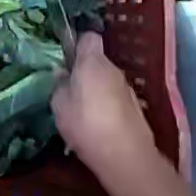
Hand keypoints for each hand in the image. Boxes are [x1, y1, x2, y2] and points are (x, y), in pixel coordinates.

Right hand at [52, 32, 161, 185]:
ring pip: (106, 80)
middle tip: (69, 90)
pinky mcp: (135, 106)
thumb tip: (61, 74)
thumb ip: (59, 85)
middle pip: (97, 61)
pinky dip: (107, 105)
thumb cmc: (87, 125)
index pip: (88, 37)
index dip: (77, 44)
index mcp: (92, 62)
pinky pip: (115, 98)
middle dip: (84, 71)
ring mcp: (127, 88)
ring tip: (82, 112)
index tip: (67, 58)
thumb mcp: (60, 106)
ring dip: (96, 90)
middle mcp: (112, 69)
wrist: (127, 157)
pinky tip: (98, 125)